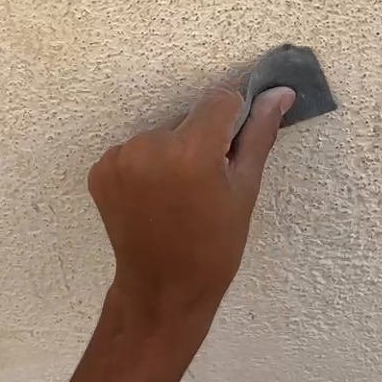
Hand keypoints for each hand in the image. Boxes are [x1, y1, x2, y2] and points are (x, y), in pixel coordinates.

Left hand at [86, 84, 296, 328]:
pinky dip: (147, 164)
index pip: (220, 99)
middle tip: (206, 181)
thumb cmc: (213, 246)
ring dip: (172, 150)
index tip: (233, 144)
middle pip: (189, 118)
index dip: (233, 118)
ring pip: (161, 133)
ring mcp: (120, 158)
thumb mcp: (244, 189)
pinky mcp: (101, 169)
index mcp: (191, 151)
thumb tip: (280, 93)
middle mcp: (150, 147)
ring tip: (179, 192)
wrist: (163, 289)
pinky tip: (155, 196)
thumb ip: (259, 133)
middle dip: (201, 138)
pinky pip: (134, 149)